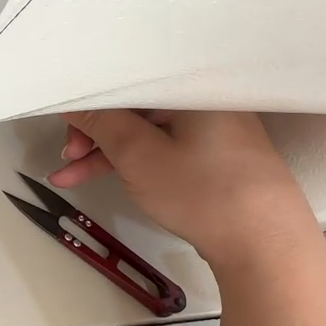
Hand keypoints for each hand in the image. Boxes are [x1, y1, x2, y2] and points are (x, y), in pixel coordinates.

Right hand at [46, 110, 319, 269]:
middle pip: (133, 108)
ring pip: (142, 131)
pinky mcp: (209, 155)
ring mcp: (209, 130)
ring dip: (102, 152)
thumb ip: (102, 123)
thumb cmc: (202, 191)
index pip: (128, 83)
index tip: (64, 124)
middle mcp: (204, 102)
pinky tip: (95, 179)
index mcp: (193, 90)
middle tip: (68, 157)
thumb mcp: (138, 155)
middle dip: (93, 131)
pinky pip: (158, 148)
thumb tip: (74, 102)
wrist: (262, 242)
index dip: (91, 102)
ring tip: (67, 178)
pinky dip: (127, 162)